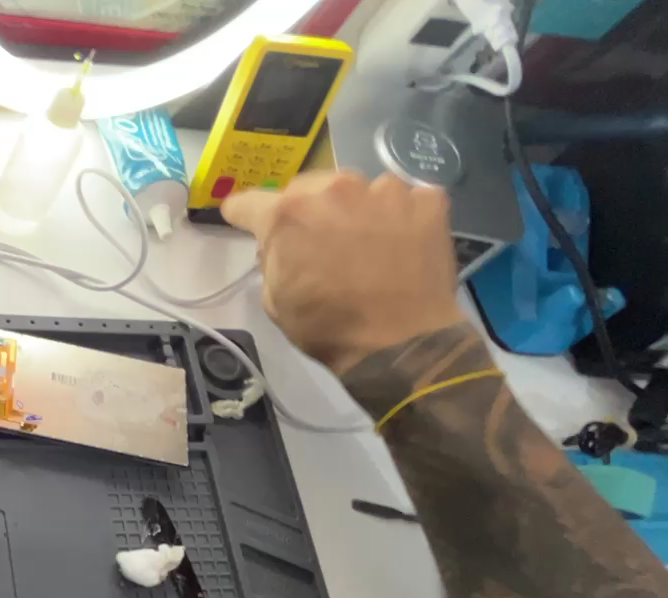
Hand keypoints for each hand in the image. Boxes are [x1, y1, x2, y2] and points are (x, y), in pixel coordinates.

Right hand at [221, 171, 468, 376]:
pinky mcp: (427, 199)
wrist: (398, 340)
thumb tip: (280, 245)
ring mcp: (386, 190)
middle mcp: (335, 190)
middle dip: (301, 208)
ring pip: (355, 190)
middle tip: (308, 238)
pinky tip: (394, 243)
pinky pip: (400, 198)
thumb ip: (271, 260)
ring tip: (358, 241)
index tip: (240, 218)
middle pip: (305, 187)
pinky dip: (392, 215)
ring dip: (349, 209)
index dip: (240, 213)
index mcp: (287, 216)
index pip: (248, 202)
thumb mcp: (274, 299)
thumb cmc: (324, 325)